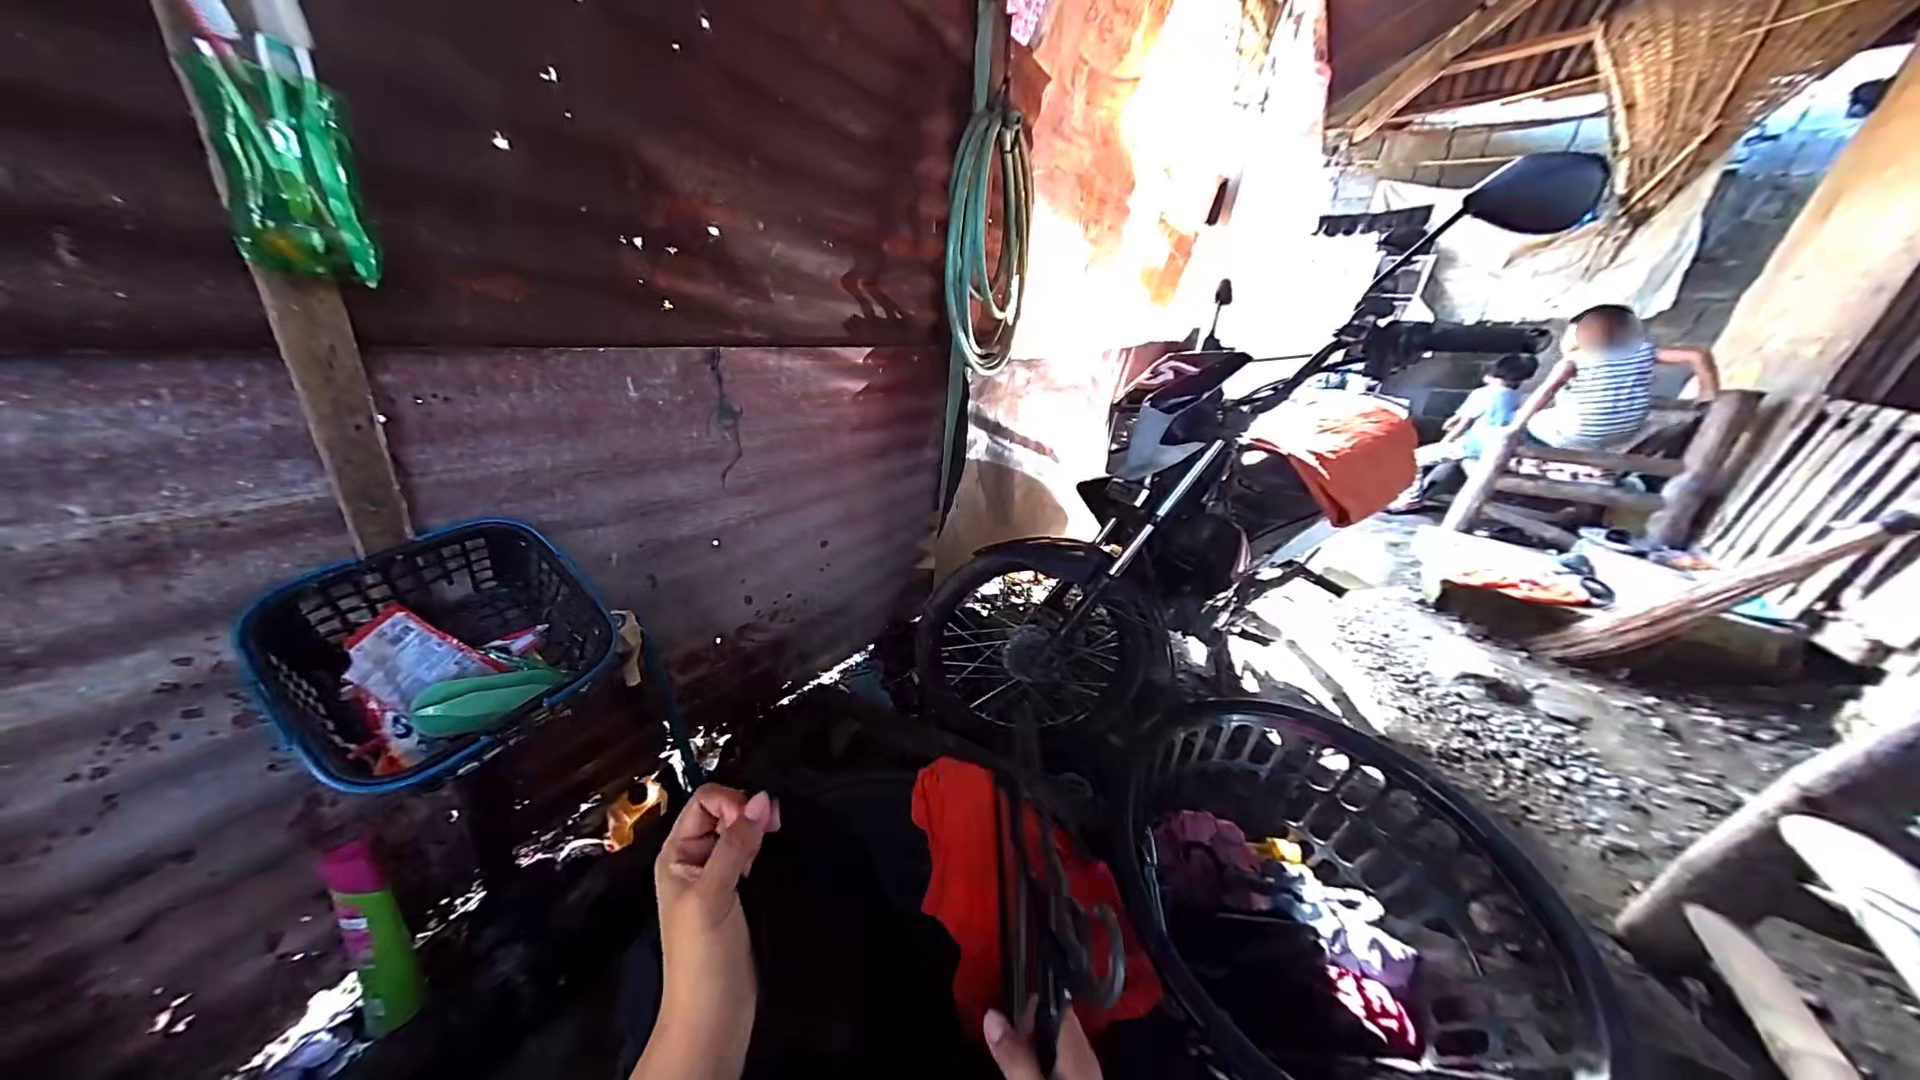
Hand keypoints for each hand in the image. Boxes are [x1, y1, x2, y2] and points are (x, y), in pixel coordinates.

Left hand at [632, 785, 780, 1079]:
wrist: (713, 1012)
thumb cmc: (700, 956)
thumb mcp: (712, 894)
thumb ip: (735, 845)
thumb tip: (762, 799)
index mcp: (677, 854)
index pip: (704, 802)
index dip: (729, 802)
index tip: (752, 819)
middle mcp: (695, 857)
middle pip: (722, 809)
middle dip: (747, 807)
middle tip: (772, 821)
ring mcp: (716, 871)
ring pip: (738, 826)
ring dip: (757, 822)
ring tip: (774, 830)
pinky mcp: (737, 885)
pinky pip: (749, 846)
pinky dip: (762, 839)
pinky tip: (771, 845)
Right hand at [983, 1006, 1102, 1079]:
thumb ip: (1014, 1057)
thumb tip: (990, 1014)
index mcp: (1076, 1049)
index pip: (1057, 1003)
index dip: (1030, 999)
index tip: (1006, 1010)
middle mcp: (1086, 1056)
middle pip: (1055, 1023)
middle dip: (1027, 1028)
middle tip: (1006, 1047)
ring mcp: (1087, 1075)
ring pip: (1056, 1046)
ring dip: (1032, 1050)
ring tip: (1012, 1064)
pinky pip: (1060, 1066)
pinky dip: (1042, 1066)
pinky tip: (1029, 1078)